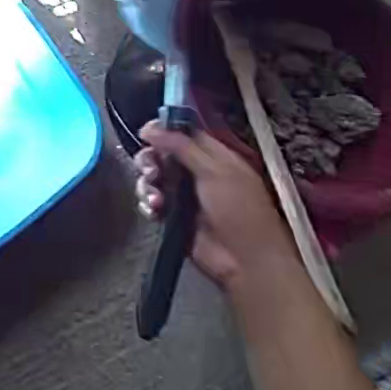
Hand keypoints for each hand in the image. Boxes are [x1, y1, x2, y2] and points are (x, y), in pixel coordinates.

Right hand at [134, 121, 296, 286]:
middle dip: (150, 160)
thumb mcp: (214, 172)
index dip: (164, 129)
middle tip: (150, 170)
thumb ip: (181, 146)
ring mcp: (183, 195)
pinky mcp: (172, 216)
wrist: (245, 261)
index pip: (184, 133)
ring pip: (153, 177)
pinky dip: (149, 203)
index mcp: (214, 156)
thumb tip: (150, 127)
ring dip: (148, 184)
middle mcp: (196, 172)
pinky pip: (151, 201)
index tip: (145, 132)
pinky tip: (155, 210)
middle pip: (162, 154)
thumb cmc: (239, 210)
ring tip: (156, 198)